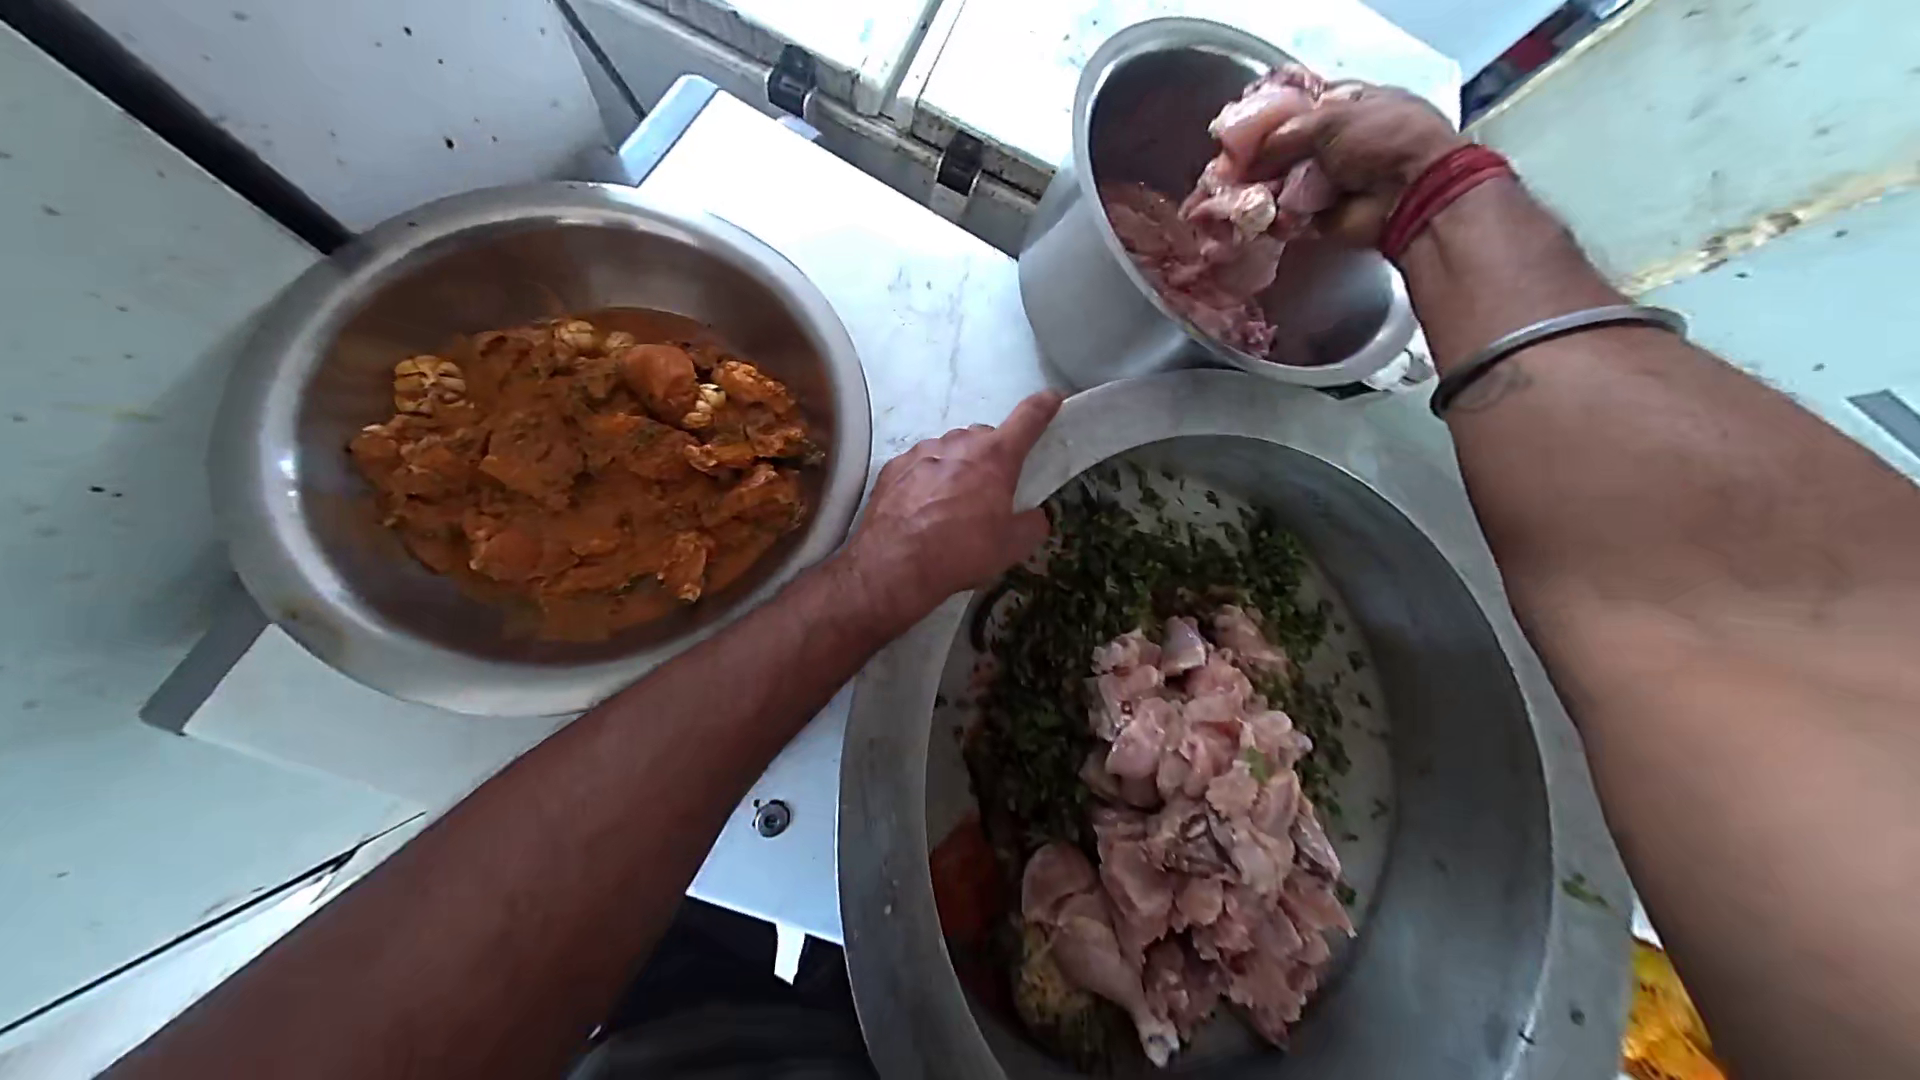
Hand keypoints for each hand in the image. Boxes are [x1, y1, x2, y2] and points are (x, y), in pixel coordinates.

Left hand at [841, 391, 1063, 628]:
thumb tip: (1035, 517)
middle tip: (991, 491)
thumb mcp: (1011, 547)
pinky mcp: (893, 467)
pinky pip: (919, 464)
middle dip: (992, 457)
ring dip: (957, 467)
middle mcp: (958, 444)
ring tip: (952, 506)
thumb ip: (1032, 525)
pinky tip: (923, 509)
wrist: (894, 565)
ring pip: (950, 449)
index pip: (1028, 419)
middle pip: (984, 438)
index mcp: (995, 457)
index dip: (1044, 406)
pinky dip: (927, 479)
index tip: (1052, 398)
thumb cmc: (961, 551)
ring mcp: (922, 452)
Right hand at [1248, 83, 1467, 246]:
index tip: (1245, 132)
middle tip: (1237, 169)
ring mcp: (1330, 181)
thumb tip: (1251, 154)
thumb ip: (1285, 133)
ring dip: (1266, 192)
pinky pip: (1288, 218)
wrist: (1408, 195)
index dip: (1273, 120)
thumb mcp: (1331, 120)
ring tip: (1250, 195)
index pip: (1302, 108)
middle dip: (1263, 161)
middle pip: (1287, 150)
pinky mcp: (1322, 217)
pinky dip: (1277, 219)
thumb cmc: (1381, 141)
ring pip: (1283, 186)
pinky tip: (1266, 216)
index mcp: (1350, 106)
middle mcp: (1340, 143)